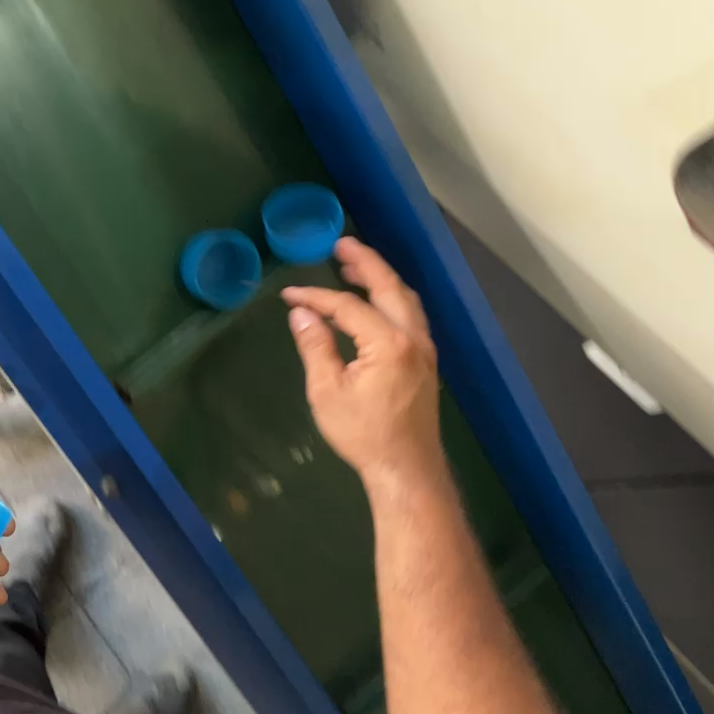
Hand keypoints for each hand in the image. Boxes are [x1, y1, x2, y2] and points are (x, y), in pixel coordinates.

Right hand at [283, 237, 443, 487]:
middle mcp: (413, 338)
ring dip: (381, 279)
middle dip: (366, 263)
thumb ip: (316, 346)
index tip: (288, 295)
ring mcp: (424, 350)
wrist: (406, 469)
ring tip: (354, 267)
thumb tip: (302, 313)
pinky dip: (390, 299)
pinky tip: (372, 303)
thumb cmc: (363, 432)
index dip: (315, 297)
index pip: (347, 306)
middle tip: (341, 245)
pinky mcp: (424, 362)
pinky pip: (409, 316)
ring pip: (405, 300)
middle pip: (390, 288)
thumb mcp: (327, 391)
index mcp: (388, 343)